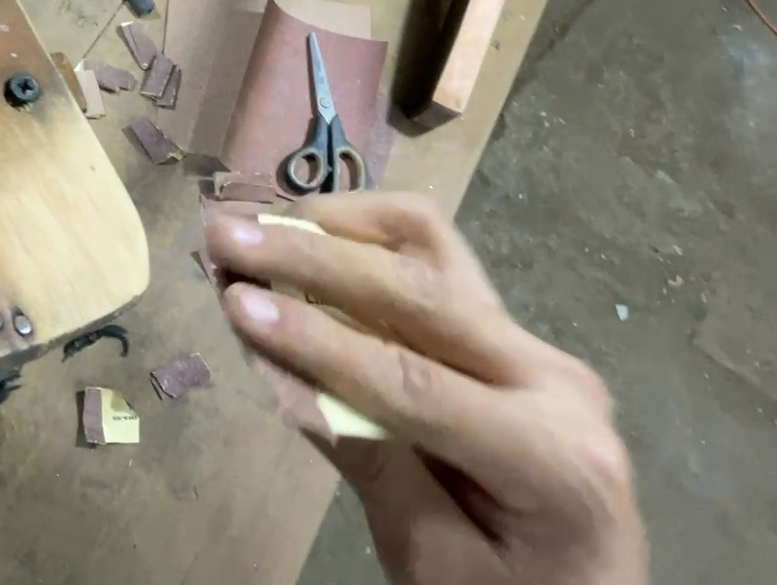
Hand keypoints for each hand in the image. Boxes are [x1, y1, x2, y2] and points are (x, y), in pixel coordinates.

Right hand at [204, 193, 647, 584]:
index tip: (233, 304)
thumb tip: (271, 364)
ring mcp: (523, 337)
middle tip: (223, 237)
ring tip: (256, 225)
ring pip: (425, 242)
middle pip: (416, 291)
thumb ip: (361, 454)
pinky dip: (355, 229)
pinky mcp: (494, 319)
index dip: (313, 338)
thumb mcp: (429, 556)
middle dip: (309, 258)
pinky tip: (303, 234)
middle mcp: (549, 376)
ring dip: (331, 226)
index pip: (412, 381)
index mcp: (553, 457)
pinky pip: (425, 249)